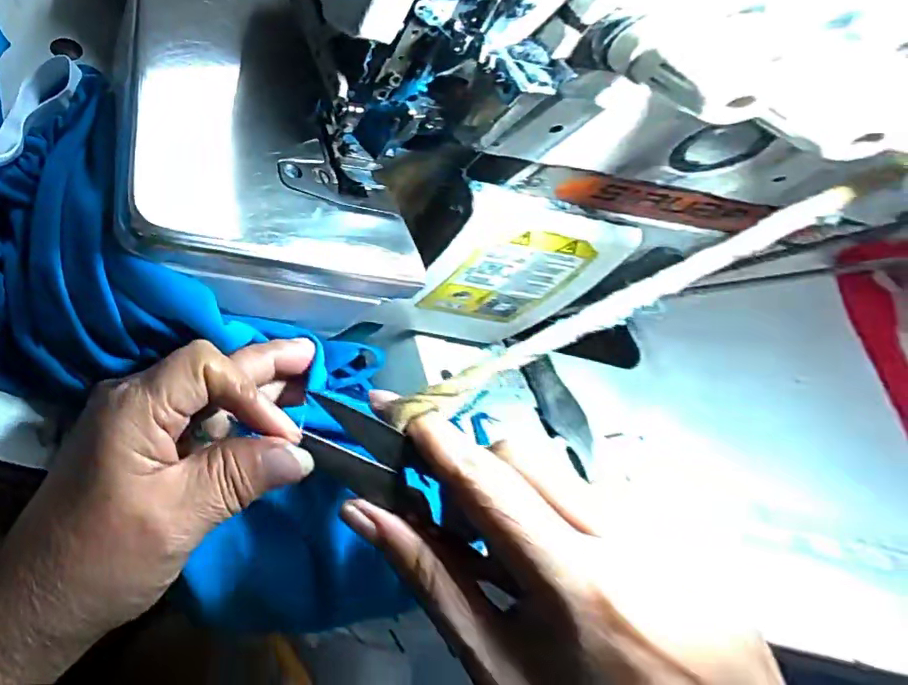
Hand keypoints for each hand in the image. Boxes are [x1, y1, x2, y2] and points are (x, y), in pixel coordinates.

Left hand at [0, 339, 317, 680]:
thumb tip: (297, 452)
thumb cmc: (107, 552)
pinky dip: (223, 417)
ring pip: (195, 393)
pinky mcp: (134, 443)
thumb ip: (234, 476)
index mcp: (134, 403)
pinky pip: (184, 418)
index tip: (287, 435)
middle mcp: (131, 398)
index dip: (250, 388)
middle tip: (307, 354)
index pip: (200, 365)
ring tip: (296, 375)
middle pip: (200, 370)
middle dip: (255, 365)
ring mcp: (131, 420)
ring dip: (244, 388)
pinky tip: (255, 419)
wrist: (47, 585)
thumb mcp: (177, 515)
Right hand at [339, 408, 781, 684]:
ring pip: (565, 475)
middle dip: (470, 466)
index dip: (428, 431)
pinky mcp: (705, 568)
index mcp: (581, 586)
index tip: (383, 403)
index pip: (485, 476)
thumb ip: (427, 575)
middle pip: (523, 456)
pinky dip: (560, 511)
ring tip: (506, 551)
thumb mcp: (496, 663)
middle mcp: (639, 555)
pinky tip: (557, 564)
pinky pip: (608, 504)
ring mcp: (682, 560)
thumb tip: (358, 508)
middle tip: (448, 517)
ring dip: (514, 488)